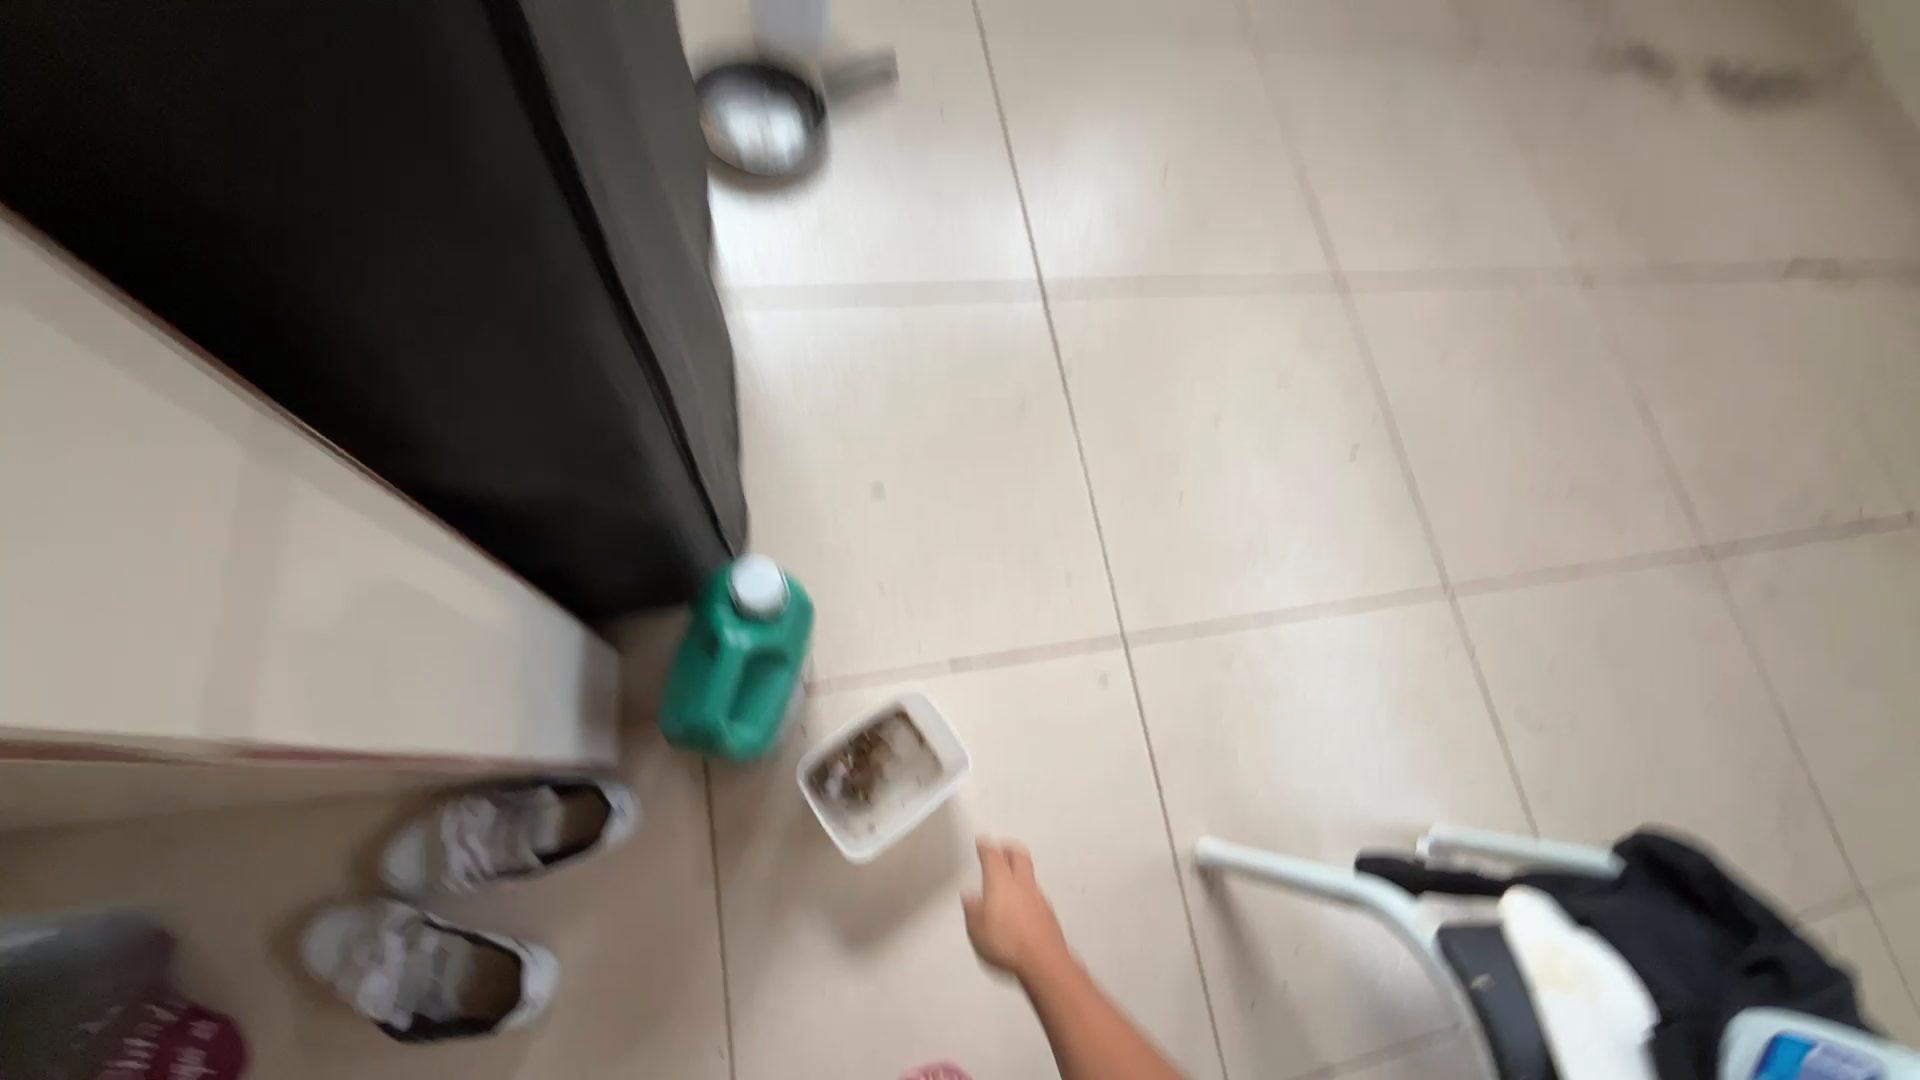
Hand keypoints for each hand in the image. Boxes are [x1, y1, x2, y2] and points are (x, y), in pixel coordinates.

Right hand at [961, 838, 1071, 981]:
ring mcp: (1038, 897)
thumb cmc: (1008, 944)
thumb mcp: (976, 930)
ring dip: (1018, 870)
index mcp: (1000, 882)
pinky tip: (1020, 906)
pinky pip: (1035, 893)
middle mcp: (1021, 884)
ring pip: (1028, 874)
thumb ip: (972, 910)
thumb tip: (969, 897)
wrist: (1043, 962)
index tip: (982, 843)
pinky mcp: (1048, 912)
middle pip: (1018, 854)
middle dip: (1007, 848)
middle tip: (1000, 848)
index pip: (992, 855)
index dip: (985, 846)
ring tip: (1008, 879)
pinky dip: (1026, 892)